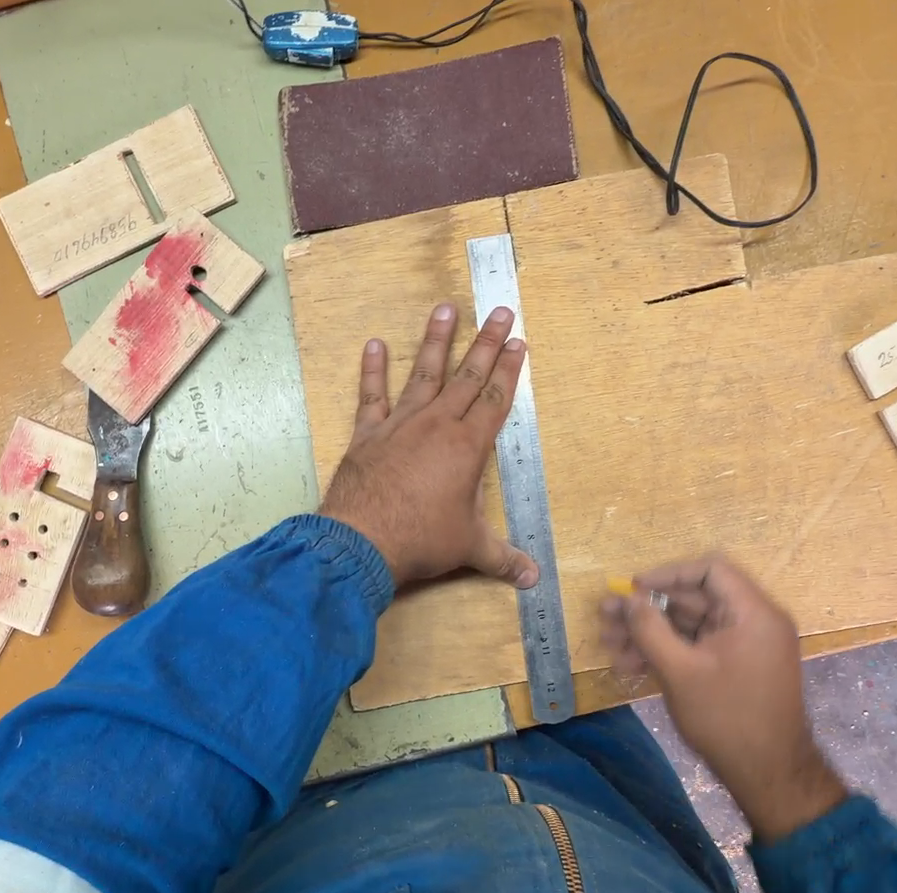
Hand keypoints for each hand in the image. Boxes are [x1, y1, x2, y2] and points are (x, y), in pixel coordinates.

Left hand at [319, 303, 538, 590]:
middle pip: (467, 377)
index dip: (509, 371)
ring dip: (436, 342)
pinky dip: (373, 371)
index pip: (494, 400)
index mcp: (467, 447)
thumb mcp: (469, 549)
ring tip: (445, 309)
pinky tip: (374, 344)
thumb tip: (533, 579)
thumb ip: (502, 559)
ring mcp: (400, 425)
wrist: (362, 541)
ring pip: (423, 375)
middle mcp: (436, 426)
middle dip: (487, 343)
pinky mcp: (368, 434)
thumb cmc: (422, 540)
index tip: (519, 341)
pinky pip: (372, 396)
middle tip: (500, 310)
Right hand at [599, 555, 845, 841]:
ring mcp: (743, 646)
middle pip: (693, 598)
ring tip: (608, 643)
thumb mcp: (680, 670)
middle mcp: (752, 622)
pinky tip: (629, 665)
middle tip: (605, 616)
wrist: (767, 774)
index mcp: (753, 613)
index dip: (667, 574)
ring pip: (688, 625)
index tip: (633, 589)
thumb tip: (628, 598)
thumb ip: (650, 628)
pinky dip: (665, 651)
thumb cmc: (726, 718)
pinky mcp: (733, 666)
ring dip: (648, 632)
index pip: (710, 570)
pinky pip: (695, 646)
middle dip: (647, 608)